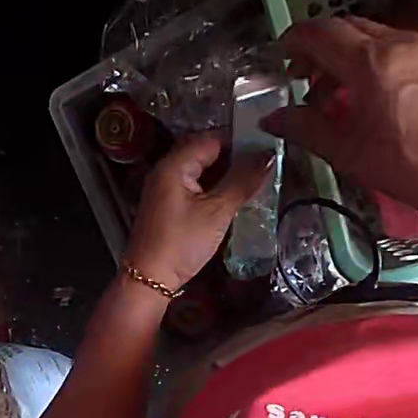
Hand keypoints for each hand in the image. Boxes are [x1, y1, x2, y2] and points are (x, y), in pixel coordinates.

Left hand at [123, 134, 274, 290]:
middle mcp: (166, 170)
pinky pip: (194, 187)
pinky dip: (214, 188)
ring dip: (225, 174)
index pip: (211, 139)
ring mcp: (165, 189)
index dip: (239, 140)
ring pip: (200, 171)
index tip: (266, 146)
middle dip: (234, 157)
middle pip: (205, 153)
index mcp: (174, 165)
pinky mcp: (168, 206)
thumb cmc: (182, 243)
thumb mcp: (217, 212)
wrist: (149, 279)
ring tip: (255, 178)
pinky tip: (233, 196)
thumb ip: (242, 181)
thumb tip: (268, 156)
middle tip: (265, 163)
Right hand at [261, 16, 417, 220]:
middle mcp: (397, 42)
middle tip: (299, 77)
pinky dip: (367, 60)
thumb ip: (307, 129)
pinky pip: (391, 46)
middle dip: (317, 47)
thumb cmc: (410, 165)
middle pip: (346, 27)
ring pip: (370, 35)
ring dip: (343, 54)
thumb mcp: (349, 152)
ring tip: (329, 92)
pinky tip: (362, 94)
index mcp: (370, 62)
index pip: (321, 32)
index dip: (294, 40)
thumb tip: (273, 119)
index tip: (278, 57)